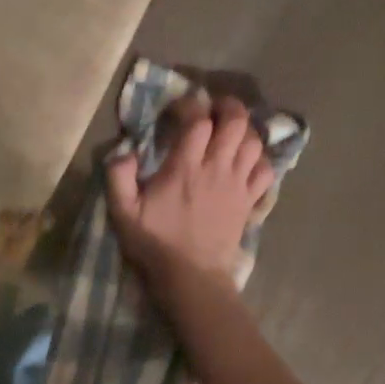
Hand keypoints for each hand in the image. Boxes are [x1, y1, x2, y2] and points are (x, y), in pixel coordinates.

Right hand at [107, 95, 273, 282]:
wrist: (191, 277)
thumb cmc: (155, 242)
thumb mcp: (123, 212)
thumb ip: (118, 177)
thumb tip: (123, 151)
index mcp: (185, 167)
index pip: (198, 120)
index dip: (189, 105)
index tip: (177, 109)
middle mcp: (217, 168)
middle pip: (235, 122)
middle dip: (226, 106)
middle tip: (212, 106)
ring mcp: (238, 184)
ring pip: (254, 142)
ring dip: (244, 129)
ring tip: (229, 129)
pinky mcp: (250, 201)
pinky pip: (266, 170)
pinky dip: (259, 158)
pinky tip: (245, 159)